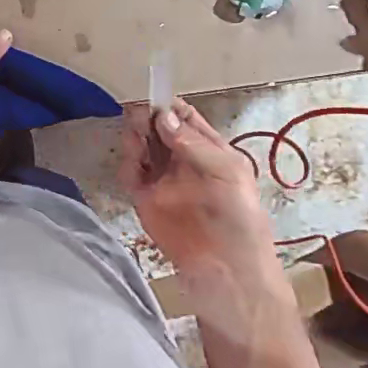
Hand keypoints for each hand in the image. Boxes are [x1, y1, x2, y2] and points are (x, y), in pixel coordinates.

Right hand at [119, 99, 279, 300]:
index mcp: (210, 151)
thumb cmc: (239, 219)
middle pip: (159, 131)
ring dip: (136, 137)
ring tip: (135, 132)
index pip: (186, 120)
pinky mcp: (145, 201)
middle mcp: (183, 162)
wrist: (226, 270)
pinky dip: (128, 163)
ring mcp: (163, 181)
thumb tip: (163, 117)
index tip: (155, 98)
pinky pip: (131, 175)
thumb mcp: (228, 173)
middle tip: (140, 114)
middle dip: (148, 119)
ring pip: (142, 149)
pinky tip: (133, 158)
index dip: (170, 107)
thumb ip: (195, 144)